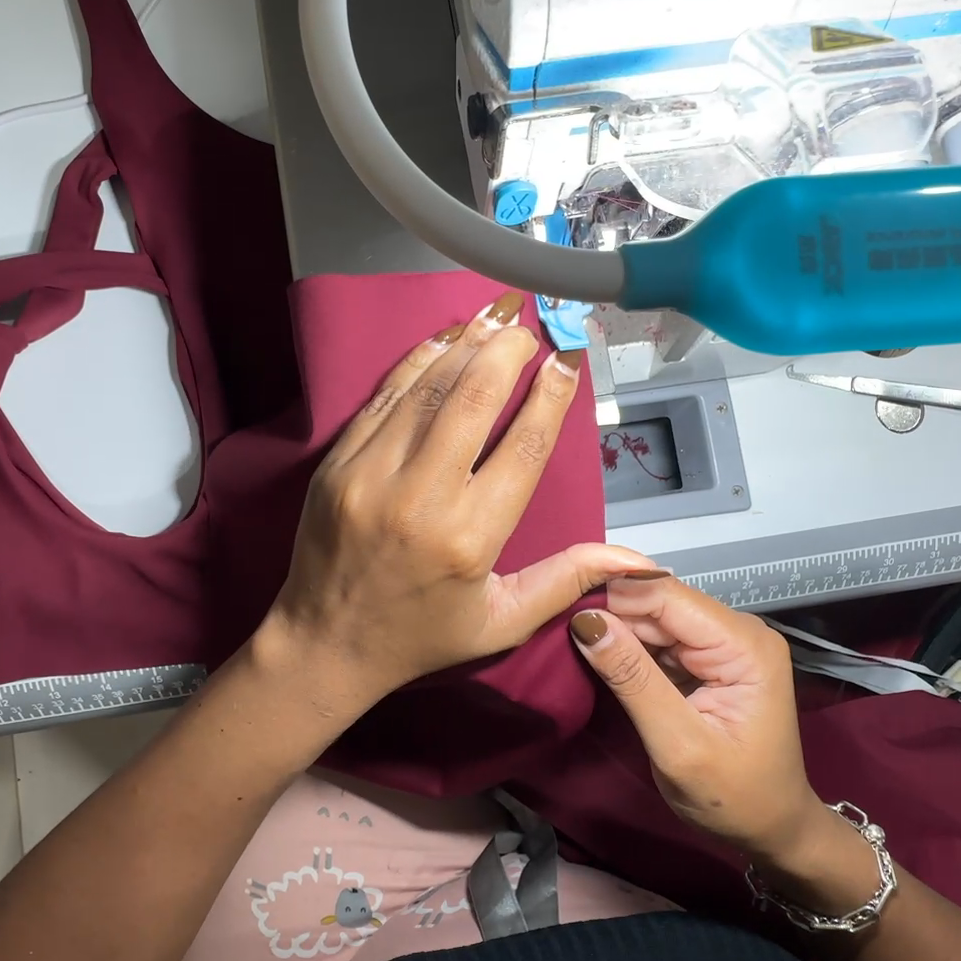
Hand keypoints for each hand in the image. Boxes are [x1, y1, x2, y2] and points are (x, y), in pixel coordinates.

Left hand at [264, 292, 658, 711]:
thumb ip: (566, 580)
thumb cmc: (420, 635)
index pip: (521, 447)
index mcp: (469, 539)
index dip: (551, 396)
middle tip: (530, 326)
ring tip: (496, 316)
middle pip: (472, 400)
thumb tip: (636, 559)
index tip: (568, 358)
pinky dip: (415, 362)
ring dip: (465, 345)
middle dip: (507, 351)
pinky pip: (382, 398)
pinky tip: (444, 338)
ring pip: (426, 389)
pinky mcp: (336, 464)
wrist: (324, 644)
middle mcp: (420, 499)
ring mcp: (369, 476)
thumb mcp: (501, 622)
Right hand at [569, 579, 825, 861]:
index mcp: (743, 644)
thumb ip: (633, 679)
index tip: (563, 614)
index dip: (613, 598)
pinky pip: (659, 637)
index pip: (664, 595)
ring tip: (574, 644)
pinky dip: (629, 647)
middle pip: (658, 602)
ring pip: (653, 616)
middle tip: (561, 634)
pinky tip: (602, 658)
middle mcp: (737, 629)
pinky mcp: (707, 656)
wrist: (772, 831)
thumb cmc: (734, 798)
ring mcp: (723, 641)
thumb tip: (586, 621)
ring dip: (616, 630)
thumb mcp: (677, 745)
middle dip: (611, 614)